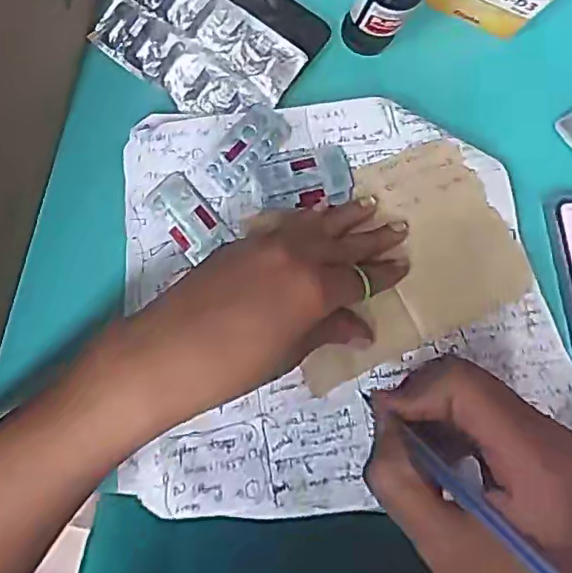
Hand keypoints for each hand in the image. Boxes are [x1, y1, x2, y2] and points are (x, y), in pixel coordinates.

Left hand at [99, 199, 408, 430]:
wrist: (168, 349)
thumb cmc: (234, 366)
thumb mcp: (288, 352)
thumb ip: (326, 330)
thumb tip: (361, 327)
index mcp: (314, 288)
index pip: (358, 277)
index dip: (382, 273)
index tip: (403, 263)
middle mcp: (295, 256)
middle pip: (342, 244)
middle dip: (371, 237)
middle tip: (398, 226)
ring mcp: (266, 244)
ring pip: (314, 224)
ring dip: (342, 217)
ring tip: (368, 206)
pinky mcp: (242, 242)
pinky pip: (285, 224)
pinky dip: (307, 219)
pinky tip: (316, 216)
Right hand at [364, 358, 571, 572]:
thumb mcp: (440, 545)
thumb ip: (398, 478)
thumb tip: (384, 421)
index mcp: (535, 454)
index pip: (460, 384)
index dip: (412, 396)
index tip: (385, 428)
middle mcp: (548, 430)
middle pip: (463, 380)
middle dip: (418, 403)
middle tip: (395, 444)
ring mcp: (548, 435)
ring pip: (468, 391)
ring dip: (430, 414)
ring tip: (415, 457)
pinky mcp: (539, 444)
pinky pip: (479, 410)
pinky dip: (448, 424)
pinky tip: (439, 461)